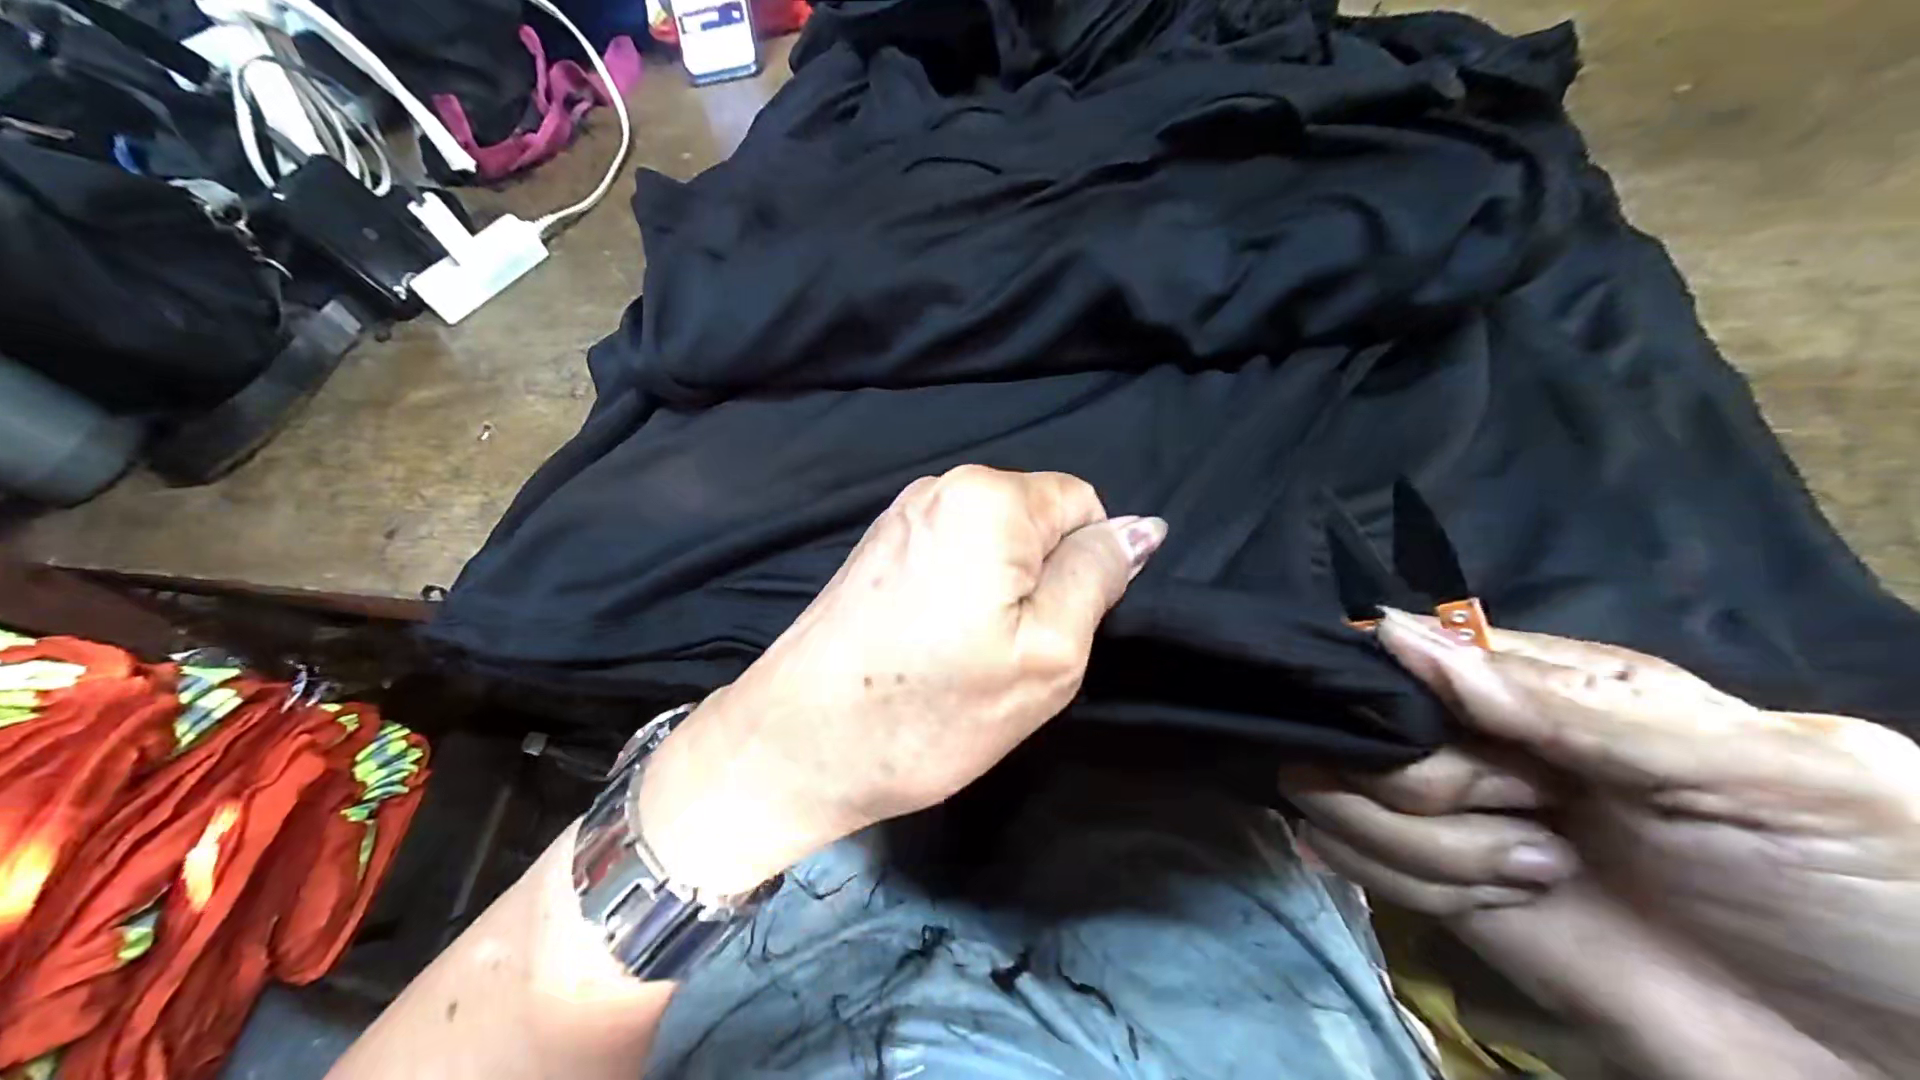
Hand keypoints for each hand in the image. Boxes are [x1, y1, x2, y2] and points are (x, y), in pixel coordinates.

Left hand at [636, 466, 1165, 894]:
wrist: (796, 745)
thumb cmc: (931, 708)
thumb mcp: (1047, 652)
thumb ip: (1097, 576)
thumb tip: (1141, 528)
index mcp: (989, 497)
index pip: (1082, 505)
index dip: (1084, 569)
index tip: (1048, 629)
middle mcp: (942, 487)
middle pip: (1035, 522)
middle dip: (1040, 581)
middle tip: (1006, 652)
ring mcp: (902, 516)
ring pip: (994, 545)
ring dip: (999, 594)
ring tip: (964, 655)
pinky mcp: (877, 548)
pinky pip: (952, 557)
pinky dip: (960, 596)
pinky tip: (932, 645)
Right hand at [1285, 609, 1919, 1079]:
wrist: (1895, 1074)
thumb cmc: (1856, 889)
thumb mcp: (1751, 771)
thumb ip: (1567, 700)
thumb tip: (1390, 629)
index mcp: (1537, 686)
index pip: (1399, 653)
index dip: (1408, 693)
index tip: (1473, 741)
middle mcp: (1469, 739)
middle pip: (1355, 731)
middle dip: (1433, 783)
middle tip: (1540, 813)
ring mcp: (1442, 815)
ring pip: (1332, 793)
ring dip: (1426, 845)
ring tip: (1540, 872)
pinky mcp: (1430, 885)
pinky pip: (1349, 859)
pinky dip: (1416, 883)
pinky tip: (1506, 902)